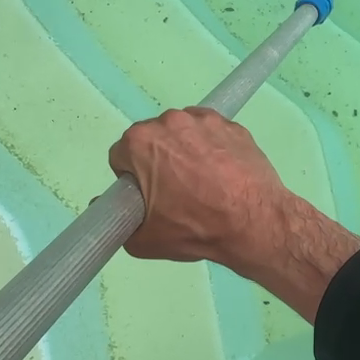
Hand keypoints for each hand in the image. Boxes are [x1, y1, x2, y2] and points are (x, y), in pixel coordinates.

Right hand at [108, 108, 359, 321]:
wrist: (255, 222)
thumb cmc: (195, 228)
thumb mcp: (142, 239)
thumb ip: (115, 220)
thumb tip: (105, 205)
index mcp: (140, 141)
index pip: (122, 156)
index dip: (134, 179)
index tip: (151, 196)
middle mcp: (171, 121)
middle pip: (155, 140)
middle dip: (161, 160)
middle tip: (179, 191)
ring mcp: (207, 120)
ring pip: (186, 134)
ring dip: (189, 151)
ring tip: (206, 183)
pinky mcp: (236, 126)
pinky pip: (215, 135)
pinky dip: (216, 149)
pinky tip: (225, 173)